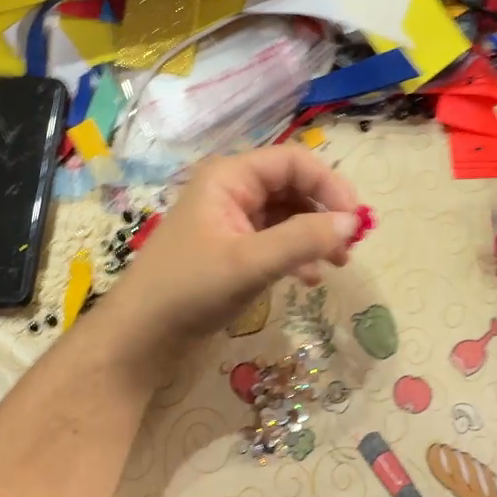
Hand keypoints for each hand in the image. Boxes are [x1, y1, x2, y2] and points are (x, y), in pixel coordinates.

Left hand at [105, 146, 360, 353]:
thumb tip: (352, 222)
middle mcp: (229, 191)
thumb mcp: (250, 263)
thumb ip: (302, 240)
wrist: (141, 336)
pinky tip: (309, 280)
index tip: (355, 220)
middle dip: (324, 213)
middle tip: (350, 247)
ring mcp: (229, 221)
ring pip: (285, 216)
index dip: (329, 185)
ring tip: (336, 265)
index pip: (293, 161)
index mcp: (228, 177)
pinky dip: (295, 255)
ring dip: (313, 236)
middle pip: (292, 186)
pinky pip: (273, 241)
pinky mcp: (230, 250)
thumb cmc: (190, 290)